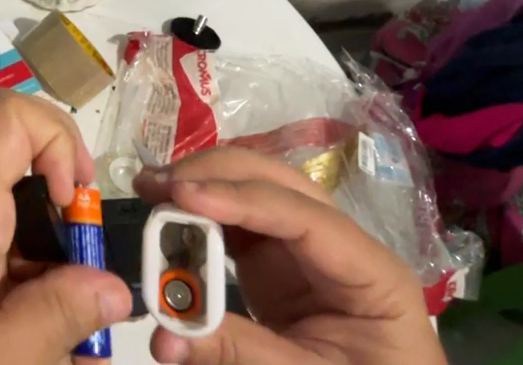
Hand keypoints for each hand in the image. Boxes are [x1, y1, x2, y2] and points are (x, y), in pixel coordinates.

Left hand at [0, 91, 131, 364]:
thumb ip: (52, 323)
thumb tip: (113, 285)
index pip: (6, 116)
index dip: (55, 136)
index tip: (77, 203)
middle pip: (6, 142)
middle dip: (59, 188)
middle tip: (79, 261)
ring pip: (0, 191)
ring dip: (42, 240)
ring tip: (62, 320)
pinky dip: (16, 265)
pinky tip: (27, 330)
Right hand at [136, 149, 444, 364]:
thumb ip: (237, 353)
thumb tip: (161, 338)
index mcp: (372, 273)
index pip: (304, 215)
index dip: (241, 198)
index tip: (180, 194)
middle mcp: (338, 244)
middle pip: (276, 183)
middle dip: (213, 175)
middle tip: (158, 186)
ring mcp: (303, 248)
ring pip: (250, 189)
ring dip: (199, 183)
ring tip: (150, 189)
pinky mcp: (274, 260)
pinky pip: (233, 222)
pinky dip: (197, 213)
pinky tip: (165, 211)